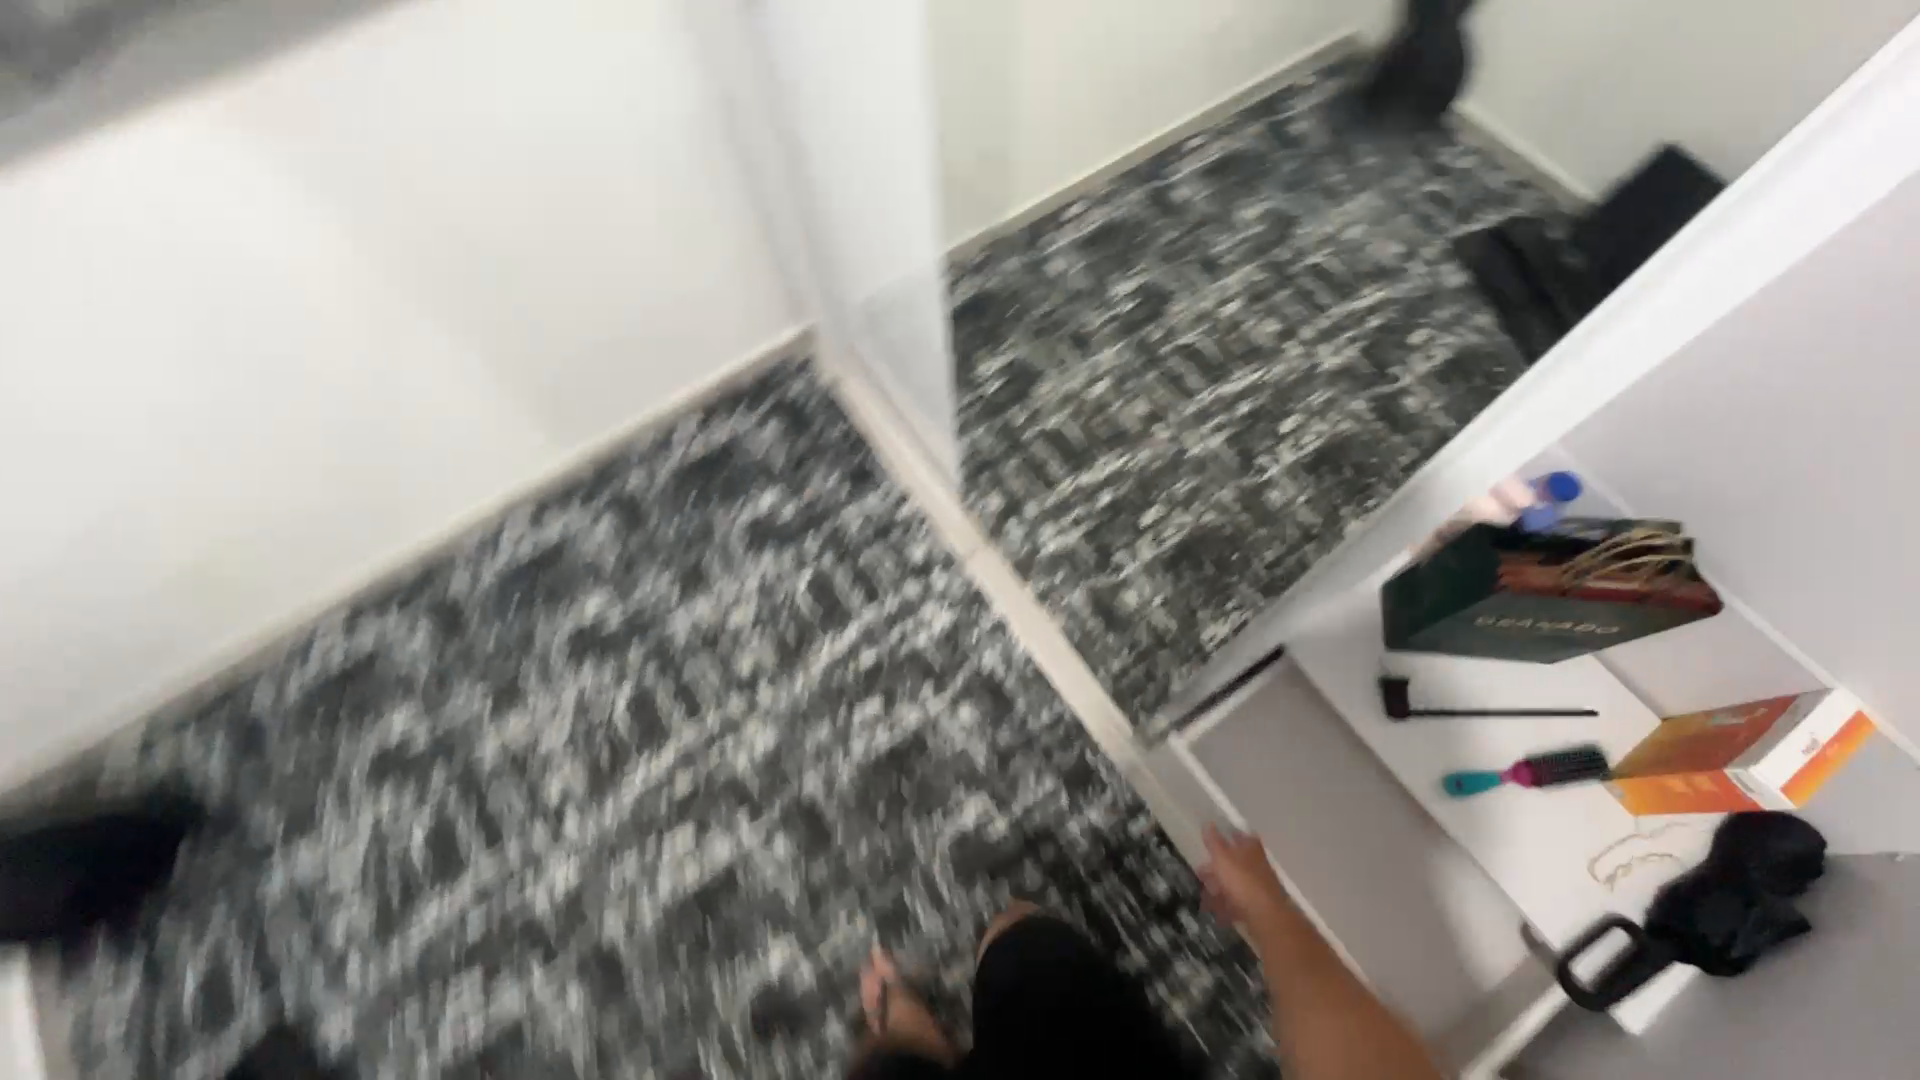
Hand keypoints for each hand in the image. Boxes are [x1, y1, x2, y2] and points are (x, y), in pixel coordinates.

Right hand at [1198, 824, 1295, 931]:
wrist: (1265, 915)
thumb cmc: (1242, 880)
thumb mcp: (1222, 858)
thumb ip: (1214, 842)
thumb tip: (1208, 823)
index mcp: (1250, 849)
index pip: (1242, 837)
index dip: (1231, 836)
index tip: (1216, 839)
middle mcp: (1257, 865)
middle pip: (1236, 862)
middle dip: (1217, 868)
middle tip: (1201, 872)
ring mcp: (1258, 886)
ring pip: (1235, 883)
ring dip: (1219, 889)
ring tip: (1204, 897)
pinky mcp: (1257, 906)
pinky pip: (1238, 903)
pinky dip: (1226, 906)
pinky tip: (1216, 913)